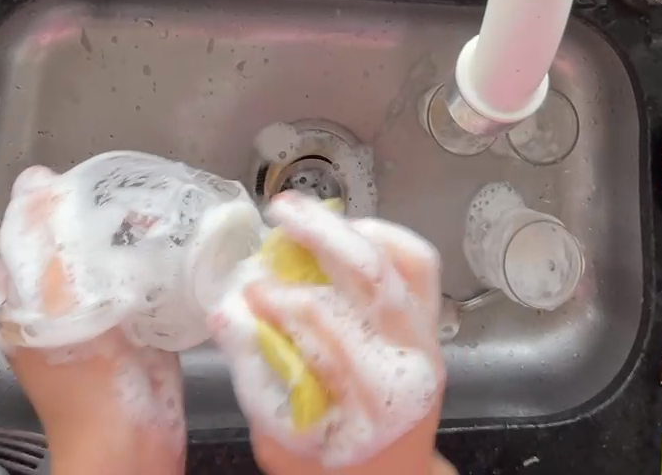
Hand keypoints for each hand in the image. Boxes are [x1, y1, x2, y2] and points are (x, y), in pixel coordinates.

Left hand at [0, 166, 187, 474]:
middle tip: (148, 200)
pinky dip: (154, 255)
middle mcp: (47, 299)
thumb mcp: (57, 302)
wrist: (132, 440)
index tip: (109, 186)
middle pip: (76, 233)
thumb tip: (34, 177)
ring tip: (167, 217)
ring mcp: (89, 310)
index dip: (69, 197)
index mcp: (14, 294)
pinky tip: (177, 244)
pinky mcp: (127, 319)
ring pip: (109, 249)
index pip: (34, 222)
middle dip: (110, 212)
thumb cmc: (89, 378)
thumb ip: (46, 241)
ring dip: (137, 232)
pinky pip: (136, 272)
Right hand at [209, 193, 448, 474]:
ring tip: (313, 217)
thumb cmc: (330, 468)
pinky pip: (420, 262)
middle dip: (322, 233)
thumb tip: (228, 311)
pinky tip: (349, 231)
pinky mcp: (433, 320)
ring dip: (354, 230)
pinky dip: (386, 237)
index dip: (282, 299)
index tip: (248, 288)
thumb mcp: (280, 440)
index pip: (327, 327)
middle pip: (372, 276)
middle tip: (282, 211)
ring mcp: (430, 336)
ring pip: (403, 260)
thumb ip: (256, 374)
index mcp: (375, 401)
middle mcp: (414, 361)